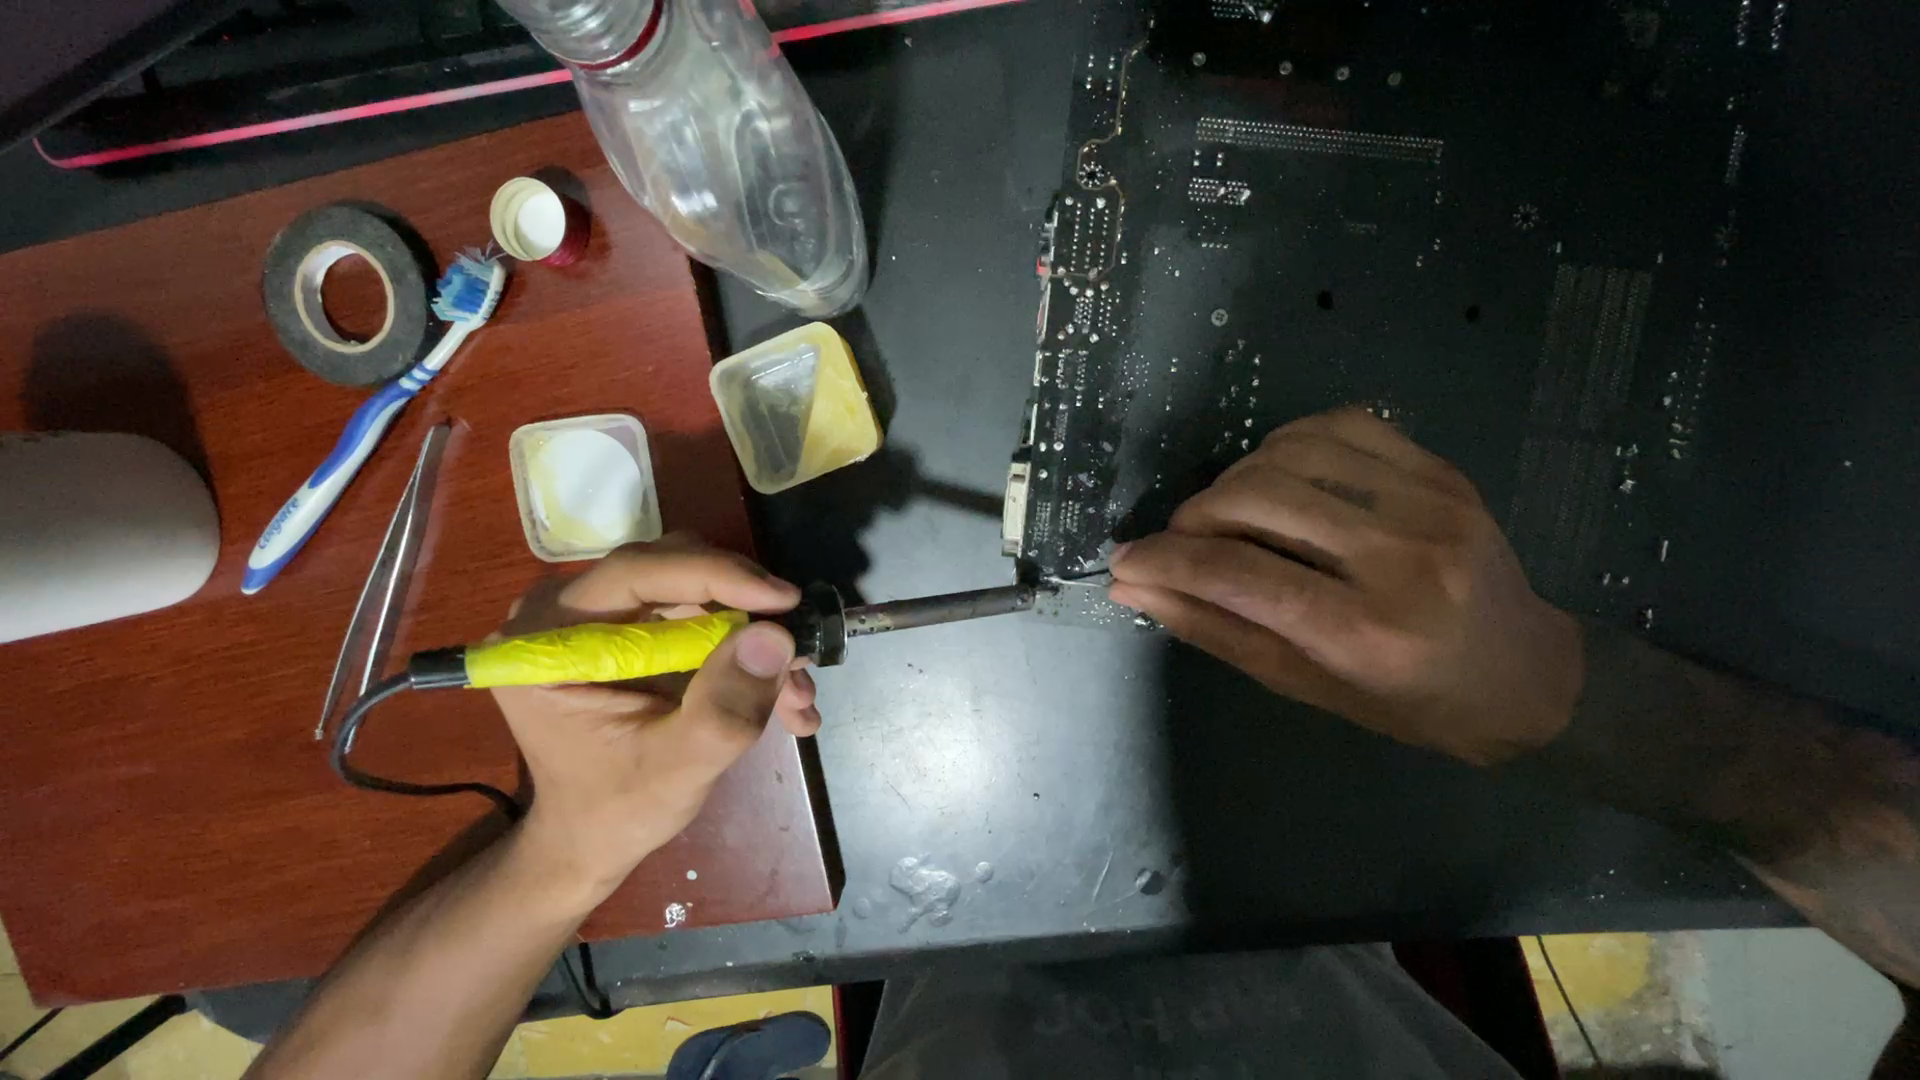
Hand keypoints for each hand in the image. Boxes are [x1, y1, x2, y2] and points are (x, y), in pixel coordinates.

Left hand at [490, 535, 819, 898]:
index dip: (714, 575)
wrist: (594, 841)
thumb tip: (777, 636)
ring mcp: (608, 618)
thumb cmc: (615, 811)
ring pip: (702, 594)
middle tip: (798, 650)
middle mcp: (570, 611)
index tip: (784, 599)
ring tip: (797, 696)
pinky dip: (749, 655)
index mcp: (546, 637)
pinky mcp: (641, 632)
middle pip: (676, 572)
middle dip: (746, 611)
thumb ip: (723, 708)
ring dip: (758, 640)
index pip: (636, 573)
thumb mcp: (675, 770)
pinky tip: (786, 702)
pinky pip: (707, 619)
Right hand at [1108, 407, 1582, 765]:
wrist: (1525, 673)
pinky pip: (1339, 426)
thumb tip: (1132, 588)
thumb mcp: (1303, 684)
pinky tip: (1277, 477)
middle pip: (1257, 500)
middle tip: (1179, 542)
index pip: (1236, 576)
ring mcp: (1428, 503)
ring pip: (1289, 455)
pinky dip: (1285, 444)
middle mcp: (1400, 558)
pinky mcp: (1441, 470)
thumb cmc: (1405, 701)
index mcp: (1365, 633)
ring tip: (1227, 514)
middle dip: (1194, 517)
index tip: (1124, 562)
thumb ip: (1213, 629)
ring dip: (1234, 480)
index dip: (1165, 562)